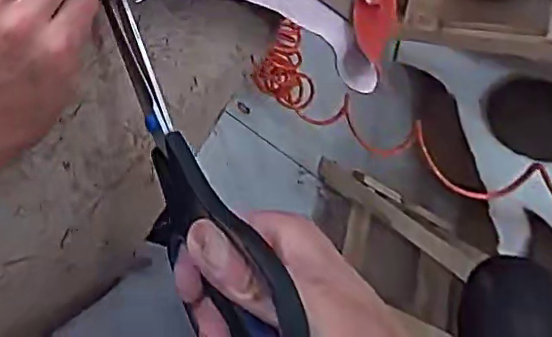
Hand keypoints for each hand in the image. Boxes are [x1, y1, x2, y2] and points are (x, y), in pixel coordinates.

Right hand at [173, 212, 403, 336]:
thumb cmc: (363, 334)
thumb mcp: (305, 301)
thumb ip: (256, 275)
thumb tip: (204, 236)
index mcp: (292, 240)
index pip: (229, 227)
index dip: (203, 252)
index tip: (188, 281)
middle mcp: (287, 263)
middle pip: (226, 270)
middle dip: (211, 299)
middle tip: (207, 323)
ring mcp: (287, 298)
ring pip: (234, 303)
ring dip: (221, 323)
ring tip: (222, 334)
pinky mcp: (289, 322)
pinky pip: (250, 324)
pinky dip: (235, 332)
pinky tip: (233, 335)